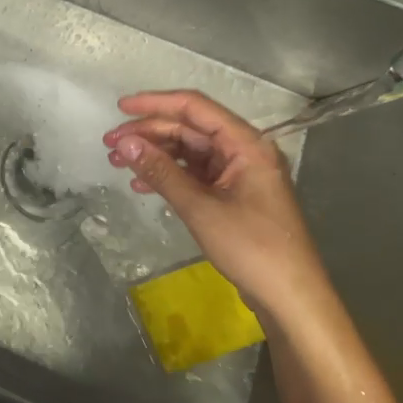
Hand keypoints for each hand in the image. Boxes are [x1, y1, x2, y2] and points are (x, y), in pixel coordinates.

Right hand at [105, 91, 330, 318]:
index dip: (155, 103)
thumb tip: (124, 142)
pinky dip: (168, 175)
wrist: (291, 299)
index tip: (120, 107)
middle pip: (189, 129)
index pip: (195, 108)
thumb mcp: (200, 207)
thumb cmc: (252, 248)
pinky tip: (141, 184)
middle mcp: (244, 152)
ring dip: (154, 154)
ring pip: (189, 151)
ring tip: (118, 163)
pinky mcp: (233, 195)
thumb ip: (160, 170)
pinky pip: (194, 173)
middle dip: (148, 133)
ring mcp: (239, 174)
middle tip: (110, 144)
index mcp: (246, 144)